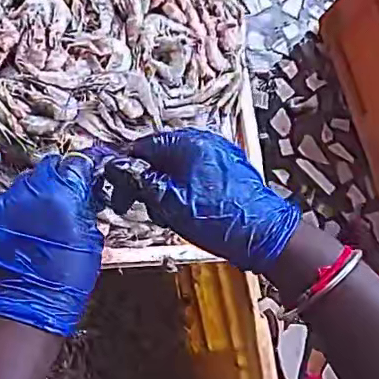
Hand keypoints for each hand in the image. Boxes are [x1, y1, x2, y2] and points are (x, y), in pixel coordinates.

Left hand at [0, 148, 101, 336]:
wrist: (36, 301)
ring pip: (25, 178)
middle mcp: (35, 190)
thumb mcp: (91, 236)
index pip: (76, 163)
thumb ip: (85, 206)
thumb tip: (83, 188)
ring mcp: (9, 201)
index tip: (87, 177)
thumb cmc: (70, 277)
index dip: (83, 170)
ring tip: (42, 204)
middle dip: (61, 177)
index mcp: (65, 193)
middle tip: (67, 195)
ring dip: (35, 187)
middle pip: (50, 167)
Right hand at [128, 129, 300, 273]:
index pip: (144, 145)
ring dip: (164, 186)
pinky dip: (182, 189)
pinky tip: (182, 210)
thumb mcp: (169, 202)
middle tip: (136, 202)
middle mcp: (206, 142)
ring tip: (164, 211)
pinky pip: (194, 174)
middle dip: (146, 179)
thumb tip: (125, 171)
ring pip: (177, 166)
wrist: (262, 236)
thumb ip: (143, 182)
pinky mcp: (228, 172)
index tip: (116, 182)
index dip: (126, 166)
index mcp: (189, 143)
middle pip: (161, 155)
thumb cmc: (222, 219)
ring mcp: (219, 156)